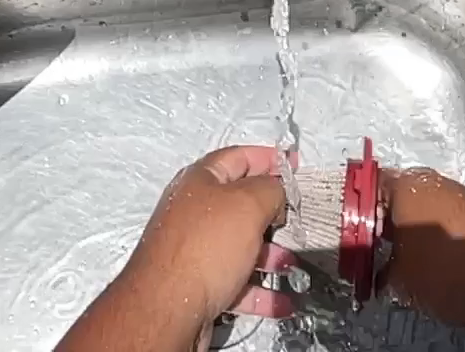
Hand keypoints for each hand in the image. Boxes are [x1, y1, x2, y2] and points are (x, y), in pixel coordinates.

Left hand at [120, 146, 295, 334]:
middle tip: (296, 220)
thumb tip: (277, 191)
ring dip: (271, 254)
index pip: (239, 157)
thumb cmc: (202, 248)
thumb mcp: (247, 205)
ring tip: (291, 264)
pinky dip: (262, 291)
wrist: (168, 307)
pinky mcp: (200, 282)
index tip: (291, 164)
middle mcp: (196, 209)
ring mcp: (197, 247)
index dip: (268, 159)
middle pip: (242, 203)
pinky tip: (282, 301)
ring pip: (242, 245)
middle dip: (273, 213)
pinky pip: (238, 281)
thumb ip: (269, 189)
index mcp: (201, 179)